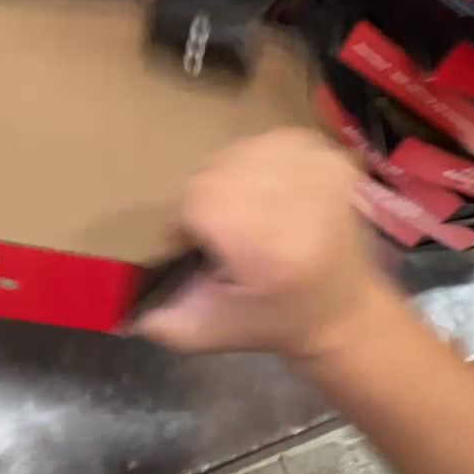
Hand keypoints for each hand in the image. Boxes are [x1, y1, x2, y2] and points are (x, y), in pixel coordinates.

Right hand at [135, 128, 397, 360]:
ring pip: (240, 151)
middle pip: (216, 171)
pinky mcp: (334, 157)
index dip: (187, 221)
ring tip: (250, 213)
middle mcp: (300, 201)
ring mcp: (321, 172)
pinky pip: (271, 141)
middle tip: (225, 233)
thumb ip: (162, 320)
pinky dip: (263, 161)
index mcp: (268, 247)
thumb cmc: (275, 320)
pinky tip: (273, 192)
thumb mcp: (210, 332)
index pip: (198, 197)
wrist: (346, 311)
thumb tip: (126, 304)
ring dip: (234, 178)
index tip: (198, 246)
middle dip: (209, 200)